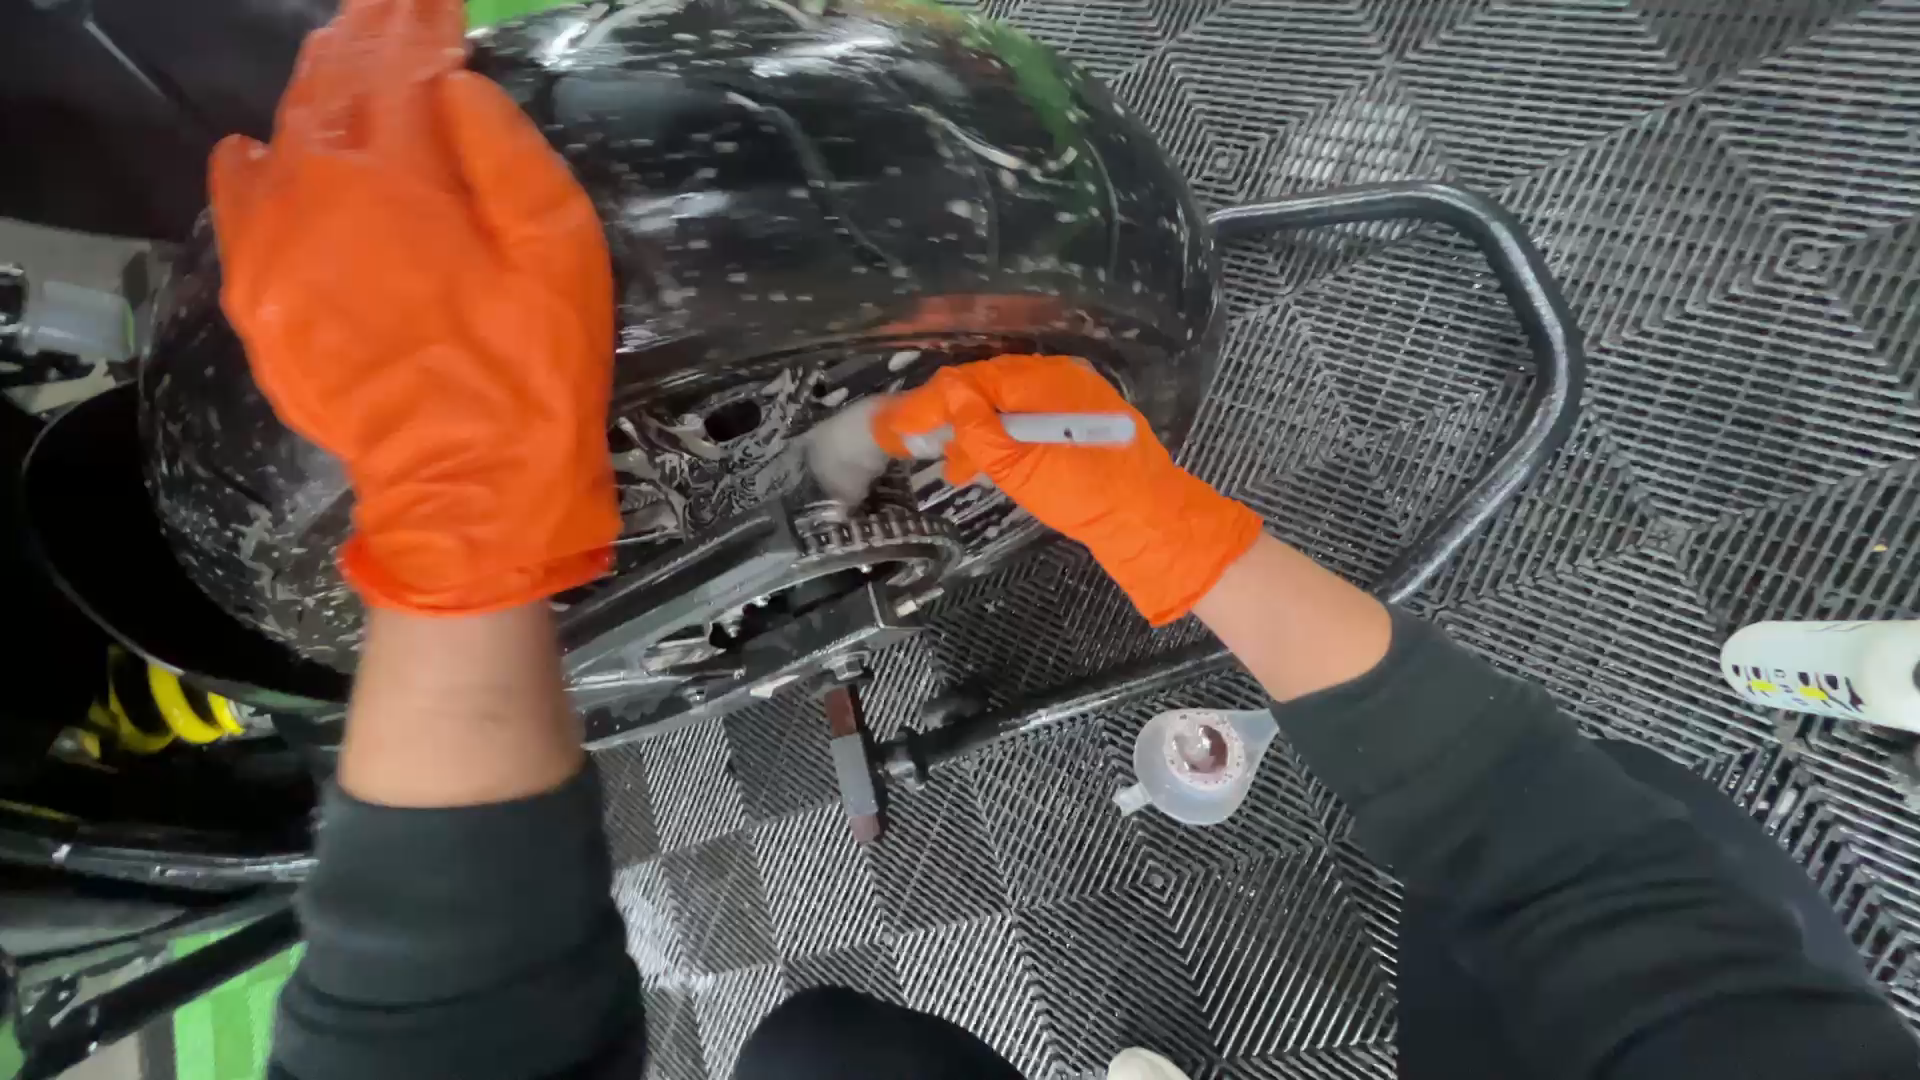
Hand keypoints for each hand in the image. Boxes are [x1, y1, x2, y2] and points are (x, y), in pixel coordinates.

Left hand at [208, 0, 617, 614]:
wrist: (475, 485)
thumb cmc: (537, 373)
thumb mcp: (564, 262)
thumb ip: (512, 161)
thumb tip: (458, 90)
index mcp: (396, 176)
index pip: (401, 68)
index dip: (422, 25)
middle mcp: (312, 191)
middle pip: (330, 91)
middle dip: (366, 44)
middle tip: (390, 11)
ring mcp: (274, 248)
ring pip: (283, 139)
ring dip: (318, 98)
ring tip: (345, 66)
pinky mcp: (264, 303)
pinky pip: (243, 206)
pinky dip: (258, 166)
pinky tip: (267, 152)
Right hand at [874, 355, 1262, 624]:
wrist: (1149, 518)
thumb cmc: (1083, 494)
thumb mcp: (1020, 468)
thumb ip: (979, 430)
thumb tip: (946, 398)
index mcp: (1040, 381)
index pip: (970, 382)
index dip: (931, 404)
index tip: (897, 425)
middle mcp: (1056, 378)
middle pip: (987, 388)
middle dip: (950, 418)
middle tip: (920, 447)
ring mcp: (1072, 398)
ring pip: (1007, 406)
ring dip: (976, 433)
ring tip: (954, 469)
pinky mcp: (1081, 421)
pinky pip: (1028, 418)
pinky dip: (1003, 439)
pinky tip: (990, 465)